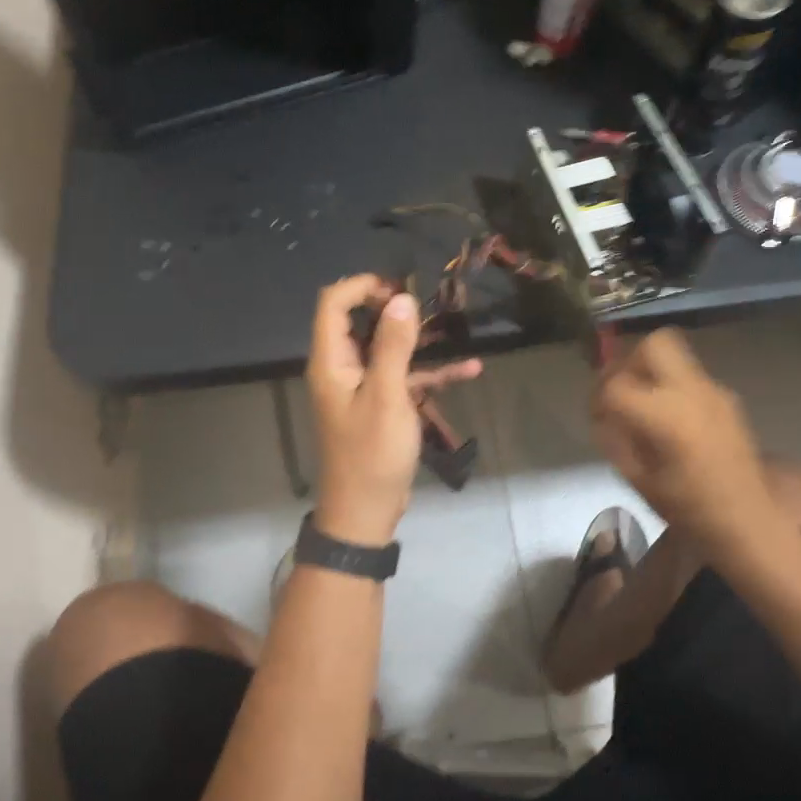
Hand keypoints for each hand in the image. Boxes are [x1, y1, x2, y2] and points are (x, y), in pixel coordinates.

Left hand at [306, 276, 481, 544]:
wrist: (364, 514)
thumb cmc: (372, 454)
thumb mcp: (386, 396)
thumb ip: (393, 345)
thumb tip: (401, 298)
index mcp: (331, 361)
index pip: (333, 303)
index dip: (363, 286)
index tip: (400, 289)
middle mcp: (341, 368)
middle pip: (360, 321)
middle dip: (394, 309)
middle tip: (427, 307)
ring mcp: (360, 388)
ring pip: (387, 349)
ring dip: (417, 340)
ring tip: (453, 328)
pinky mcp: (379, 407)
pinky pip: (403, 379)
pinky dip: (429, 373)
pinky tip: (470, 369)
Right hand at [590, 328, 775, 538]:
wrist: (748, 523)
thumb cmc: (688, 510)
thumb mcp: (638, 479)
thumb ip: (615, 438)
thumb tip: (603, 415)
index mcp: (665, 415)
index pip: (616, 385)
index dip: (597, 397)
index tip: (596, 416)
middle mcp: (691, 392)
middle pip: (654, 345)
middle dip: (630, 362)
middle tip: (622, 391)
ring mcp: (714, 392)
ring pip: (676, 356)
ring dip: (653, 372)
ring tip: (646, 406)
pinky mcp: (728, 399)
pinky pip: (692, 378)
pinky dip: (674, 388)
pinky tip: (673, 421)